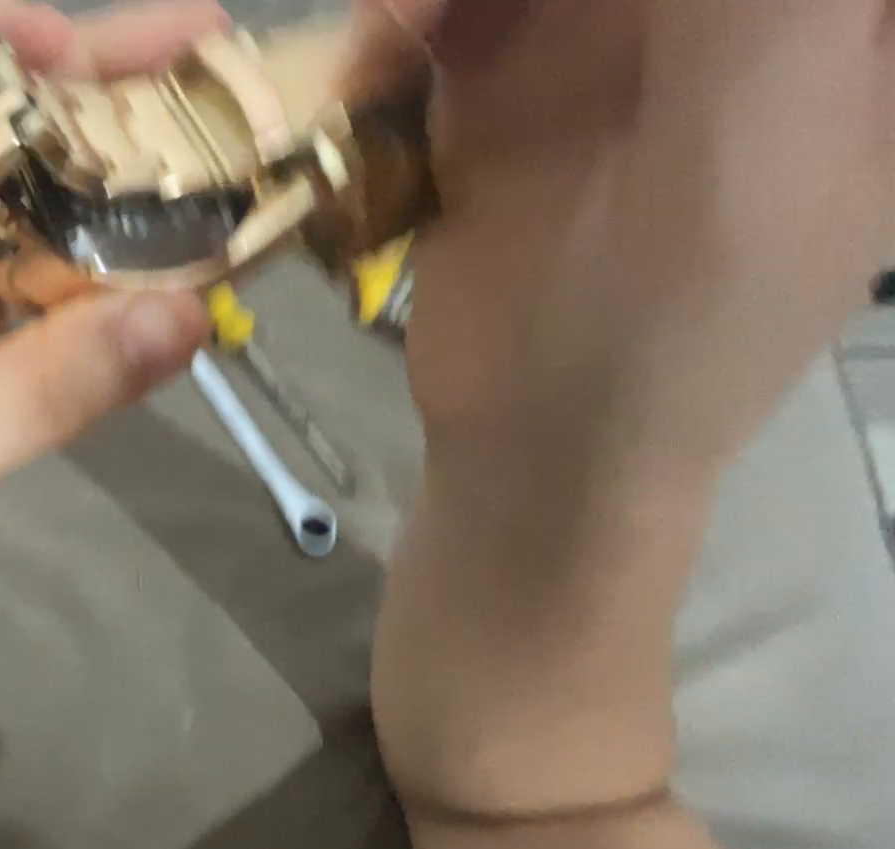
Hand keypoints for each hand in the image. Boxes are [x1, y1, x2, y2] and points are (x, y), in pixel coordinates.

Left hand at [0, 1, 217, 658]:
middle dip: (83, 89)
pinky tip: (166, 262)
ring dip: (104, 179)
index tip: (79, 55)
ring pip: (17, 201)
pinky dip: (95, 266)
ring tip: (210, 155)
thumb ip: (55, 382)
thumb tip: (192, 315)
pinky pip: (35, 277)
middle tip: (204, 65)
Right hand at [364, 0, 894, 813]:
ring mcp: (591, 54)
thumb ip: (750, 10)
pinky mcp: (489, 107)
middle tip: (434, 11)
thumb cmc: (663, 333)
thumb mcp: (745, 152)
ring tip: (391, 37)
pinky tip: (373, 66)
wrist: (528, 447)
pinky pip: (442, 23)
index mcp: (831, 20)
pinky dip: (399, 29)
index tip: (570, 4)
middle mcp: (707, 23)